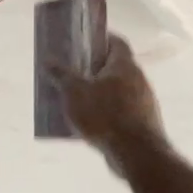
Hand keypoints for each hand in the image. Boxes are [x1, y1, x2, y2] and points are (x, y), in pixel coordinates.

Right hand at [54, 35, 166, 176]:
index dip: (101, 37)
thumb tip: (48, 59)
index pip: (116, 42)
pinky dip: (107, 108)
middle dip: (94, 66)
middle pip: (115, 66)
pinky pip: (122, 108)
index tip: (83, 39)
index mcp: (124, 66)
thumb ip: (61, 74)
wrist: (137, 155)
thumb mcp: (74, 92)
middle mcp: (139, 80)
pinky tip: (90, 119)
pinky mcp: (144, 122)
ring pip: (118, 88)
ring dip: (100, 89)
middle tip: (72, 68)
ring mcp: (145, 102)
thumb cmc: (104, 114)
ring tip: (76, 95)